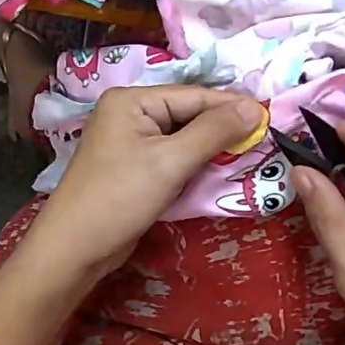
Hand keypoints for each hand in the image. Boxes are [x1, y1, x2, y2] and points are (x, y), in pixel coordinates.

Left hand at [16, 85, 265, 278]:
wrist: (74, 249)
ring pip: (183, 138)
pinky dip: (195, 165)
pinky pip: (172, 158)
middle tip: (262, 142)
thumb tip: (255, 107)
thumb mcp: (170, 162)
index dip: (232, 107)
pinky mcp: (134, 167)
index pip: (193, 95)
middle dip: (222, 130)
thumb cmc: (120, 198)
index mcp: (132, 100)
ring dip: (211, 150)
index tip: (270, 119)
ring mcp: (130, 142)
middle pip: (189, 114)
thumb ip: (214, 132)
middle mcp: (129, 113)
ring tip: (247, 157)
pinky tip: (218, 173)